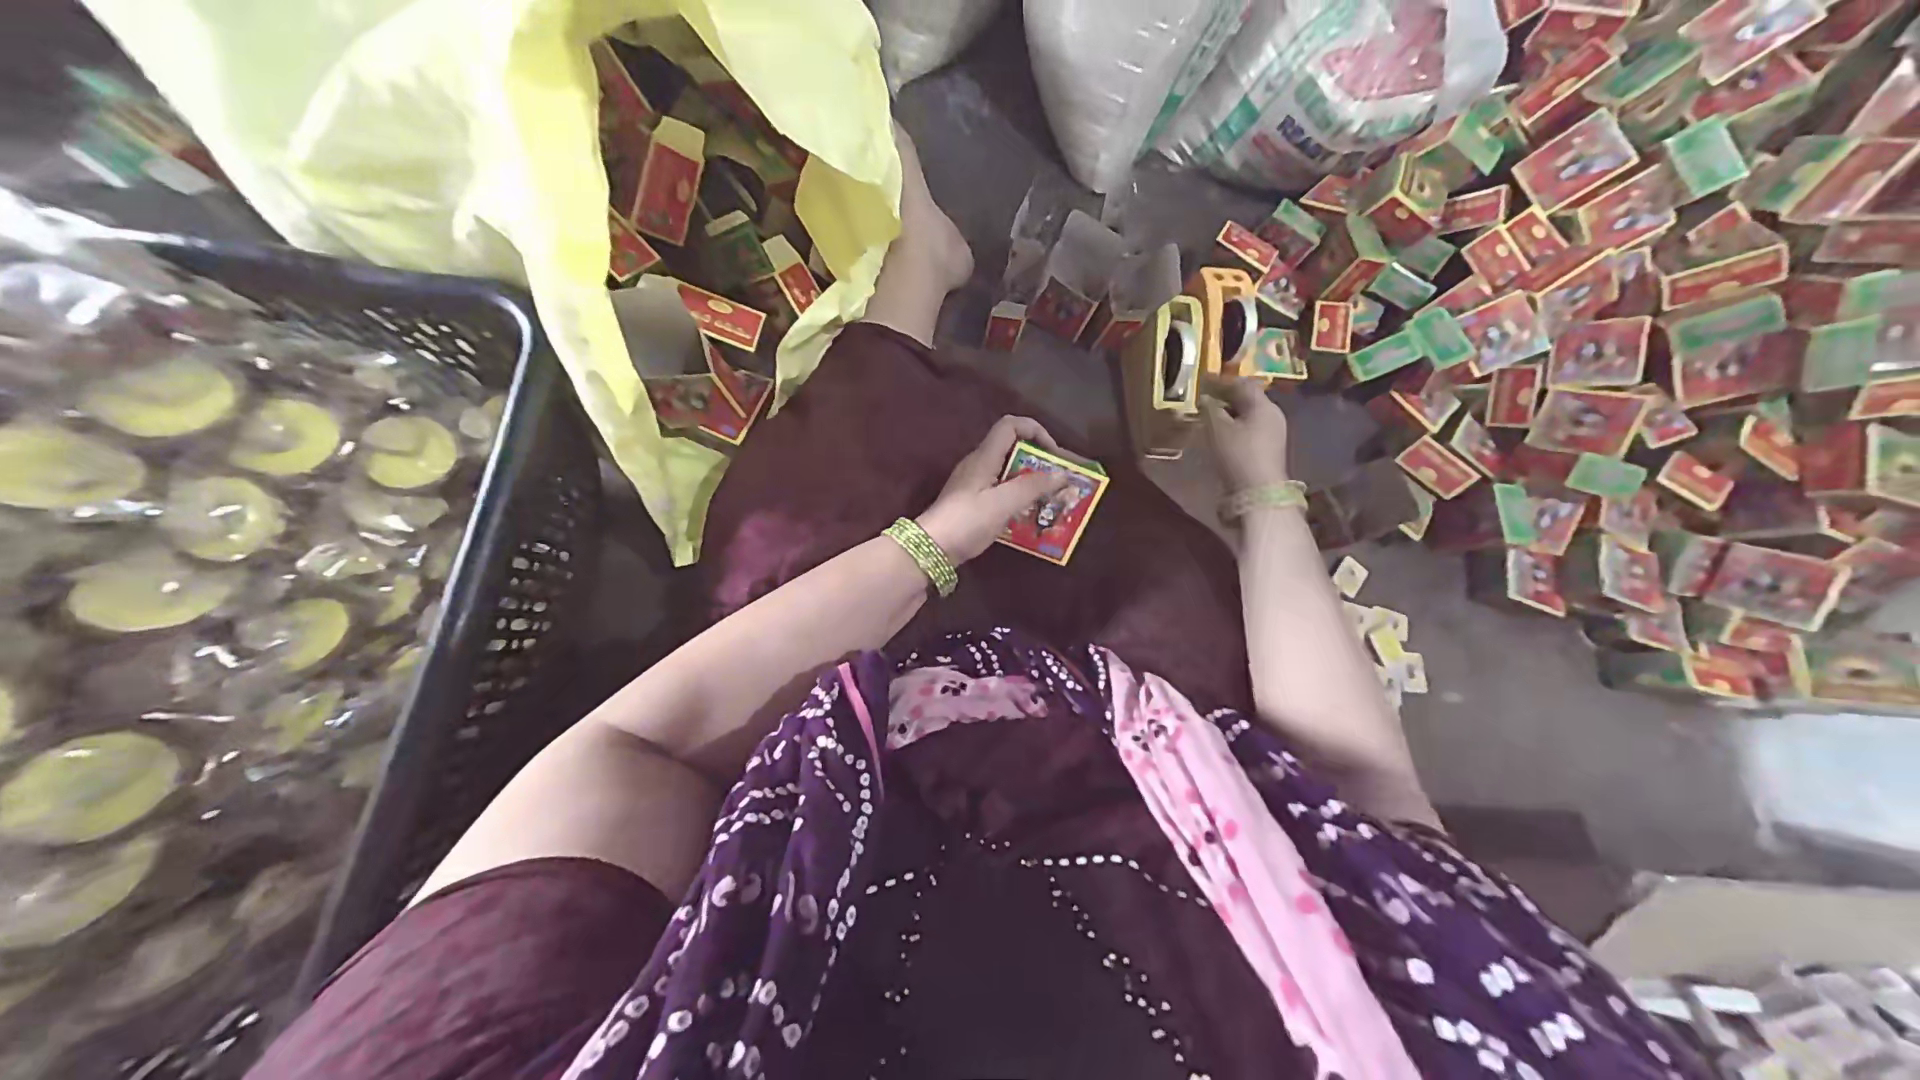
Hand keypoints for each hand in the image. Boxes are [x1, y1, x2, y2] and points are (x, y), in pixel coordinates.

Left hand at [917, 415, 1073, 563]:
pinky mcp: (971, 502)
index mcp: (984, 457)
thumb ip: (1033, 486)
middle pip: (1011, 448)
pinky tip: (1027, 514)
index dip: (1035, 431)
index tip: (1053, 454)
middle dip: (1037, 461)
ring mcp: (972, 484)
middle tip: (1057, 481)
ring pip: (1007, 471)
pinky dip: (1017, 496)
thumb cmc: (966, 522)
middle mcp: (977, 464)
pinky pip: (999, 490)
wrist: (930, 548)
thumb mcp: (1003, 503)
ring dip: (1029, 481)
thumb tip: (1062, 474)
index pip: (1010, 426)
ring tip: (1048, 499)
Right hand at [1202, 376, 1290, 493]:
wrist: (1258, 492)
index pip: (1242, 384)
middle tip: (1205, 397)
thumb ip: (1209, 409)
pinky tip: (1222, 433)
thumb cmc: (1237, 454)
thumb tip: (1205, 398)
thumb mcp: (1217, 429)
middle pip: (1248, 399)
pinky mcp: (1270, 449)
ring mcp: (1274, 432)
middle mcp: (1273, 414)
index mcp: (1263, 405)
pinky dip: (1235, 425)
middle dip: (1226, 396)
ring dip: (1230, 412)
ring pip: (1249, 414)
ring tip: (1210, 416)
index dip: (1221, 381)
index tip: (1202, 381)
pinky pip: (1251, 428)